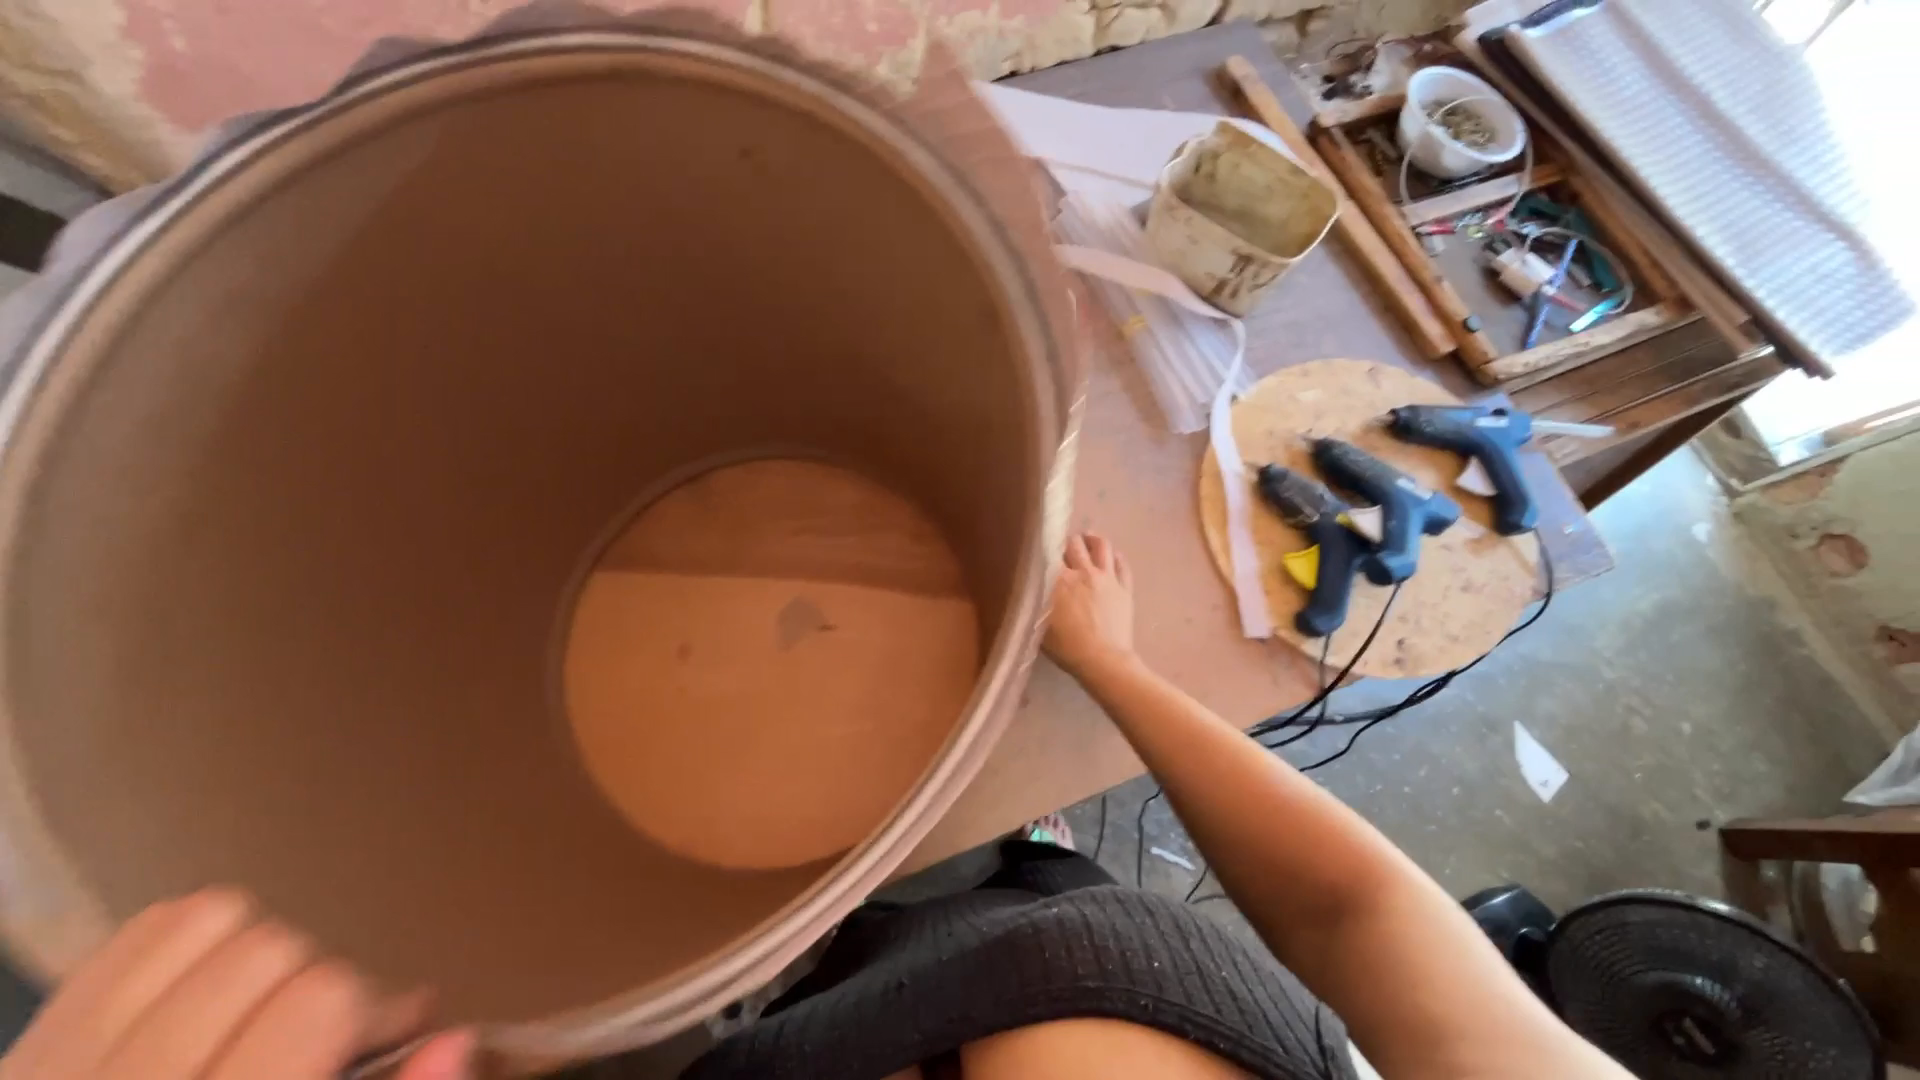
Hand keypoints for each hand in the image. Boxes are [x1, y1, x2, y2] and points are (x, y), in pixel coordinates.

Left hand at [1, 889, 471, 1079]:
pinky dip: (195, 939)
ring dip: (258, 949)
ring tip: (264, 1006)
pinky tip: (208, 991)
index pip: (320, 999)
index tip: (382, 1030)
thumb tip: (457, 1038)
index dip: (370, 1005)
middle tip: (325, 1026)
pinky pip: (144, 929)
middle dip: (320, 977)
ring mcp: (55, 1067)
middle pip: (272, 950)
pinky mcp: (34, 1042)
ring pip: (211, 918)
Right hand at [1044, 533, 1136, 680]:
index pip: (1048, 551)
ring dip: (1092, 540)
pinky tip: (1110, 557)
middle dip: (1066, 542)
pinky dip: (1114, 556)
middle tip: (1061, 547)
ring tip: (1087, 540)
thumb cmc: (1067, 647)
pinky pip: (1121, 563)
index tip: (1038, 549)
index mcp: (1059, 580)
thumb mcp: (1039, 624)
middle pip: (1074, 542)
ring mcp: (1107, 577)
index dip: (1043, 547)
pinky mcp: (1125, 587)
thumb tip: (1029, 587)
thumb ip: (1035, 601)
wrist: (1104, 661)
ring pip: (1101, 545)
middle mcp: (1083, 571)